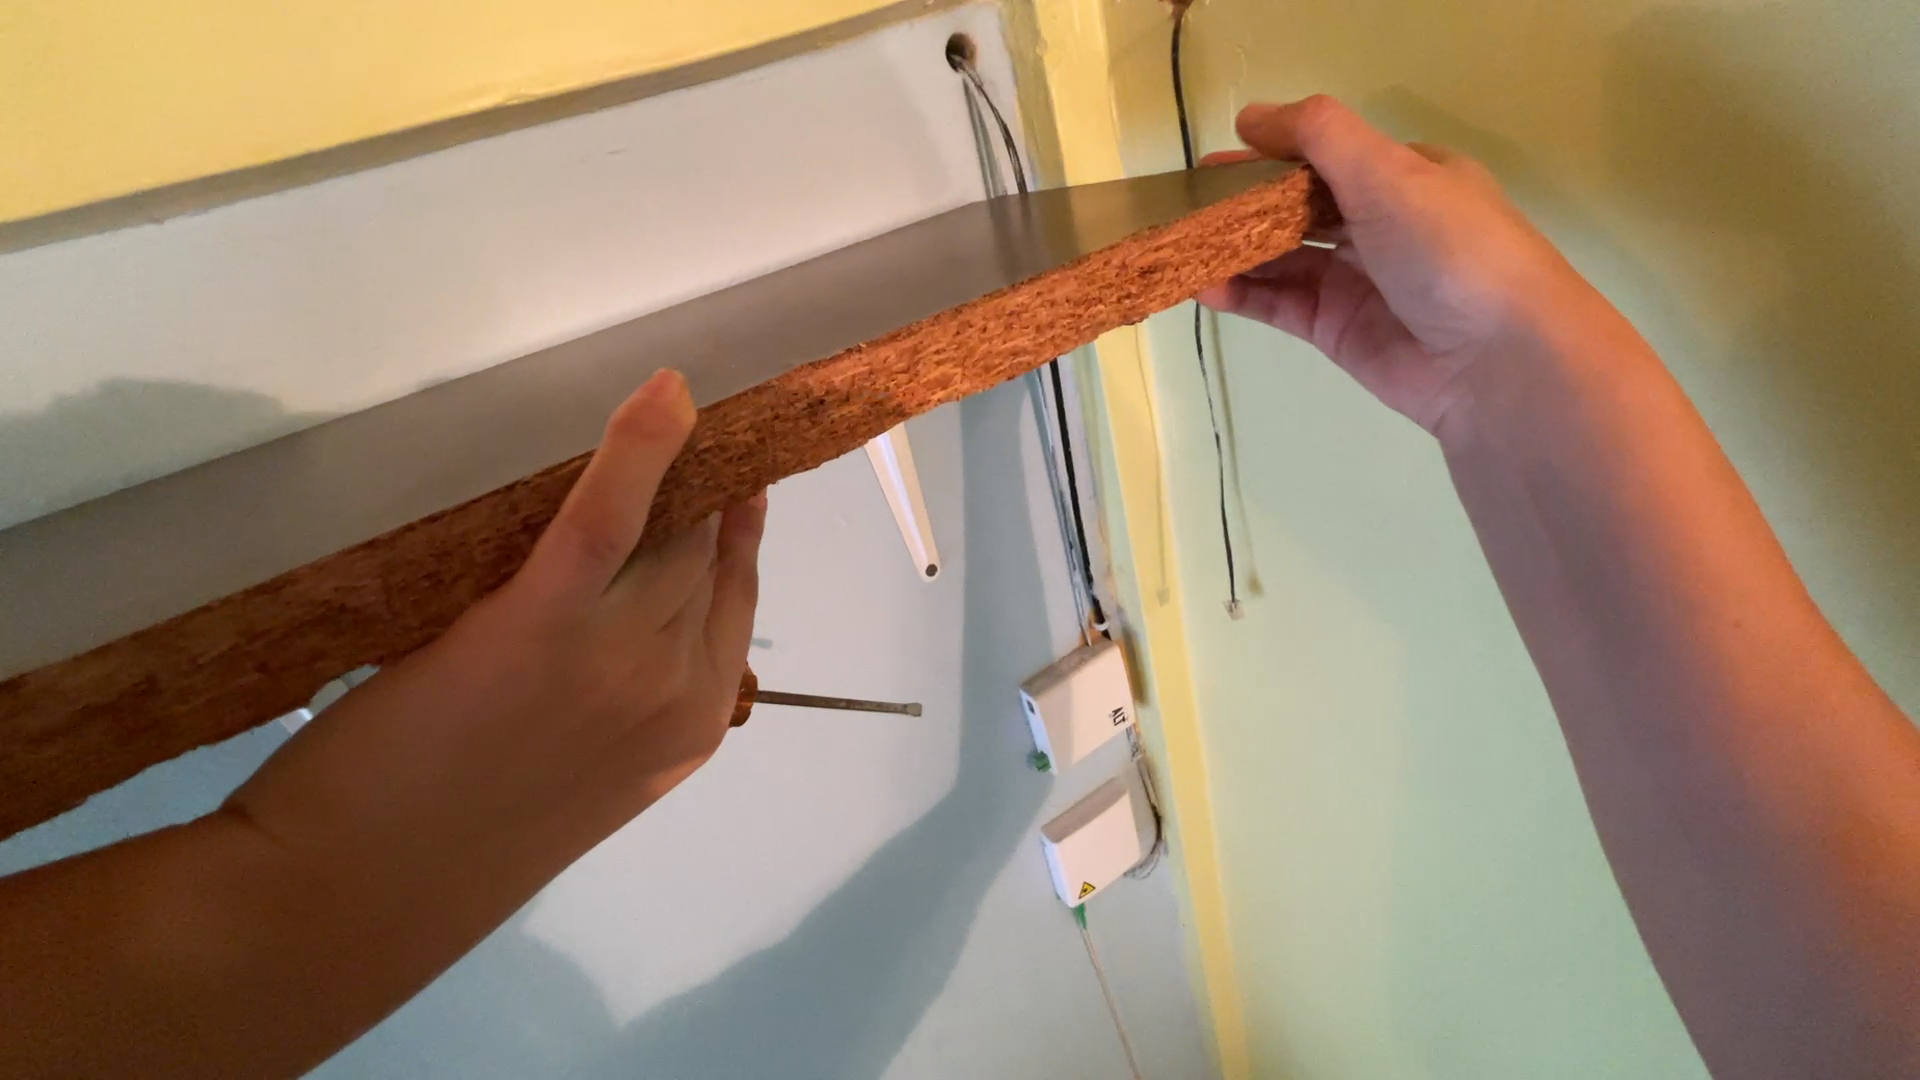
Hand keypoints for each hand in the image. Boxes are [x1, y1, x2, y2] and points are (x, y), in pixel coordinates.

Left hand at [224, 366, 762, 958]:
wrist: (359, 894)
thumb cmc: (473, 828)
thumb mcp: (602, 772)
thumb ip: (646, 692)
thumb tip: (651, 608)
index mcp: (698, 720)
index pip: (738, 599)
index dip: (742, 536)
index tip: (739, 484)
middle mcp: (682, 682)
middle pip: (707, 558)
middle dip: (710, 495)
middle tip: (702, 433)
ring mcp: (623, 653)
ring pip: (675, 534)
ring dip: (685, 467)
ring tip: (685, 411)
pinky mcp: (544, 622)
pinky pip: (608, 520)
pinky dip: (640, 451)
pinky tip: (666, 396)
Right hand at [1199, 96, 1632, 436]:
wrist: (1489, 358)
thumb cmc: (1449, 250)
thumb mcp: (1390, 174)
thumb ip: (1321, 137)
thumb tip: (1250, 115)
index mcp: (1401, 177)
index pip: (1323, 158)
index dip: (1268, 157)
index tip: (1214, 166)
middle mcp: (1375, 225)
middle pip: (1295, 209)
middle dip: (1243, 207)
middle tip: (1187, 209)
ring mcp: (1350, 280)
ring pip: (1280, 259)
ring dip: (1235, 254)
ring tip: (1185, 251)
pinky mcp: (1330, 328)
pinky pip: (1277, 304)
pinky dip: (1243, 296)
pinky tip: (1207, 289)